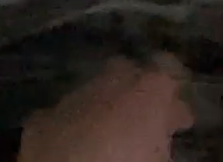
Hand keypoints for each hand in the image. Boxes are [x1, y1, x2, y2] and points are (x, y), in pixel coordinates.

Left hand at [19, 54, 193, 161]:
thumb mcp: (159, 157)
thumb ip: (164, 141)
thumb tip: (161, 140)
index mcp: (152, 86)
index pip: (171, 68)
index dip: (174, 95)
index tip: (179, 121)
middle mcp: (116, 78)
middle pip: (130, 72)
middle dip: (135, 92)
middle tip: (140, 123)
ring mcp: (77, 94)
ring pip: (94, 90)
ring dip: (101, 106)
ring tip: (103, 135)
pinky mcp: (43, 118)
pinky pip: (61, 116)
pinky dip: (68, 126)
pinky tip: (69, 145)